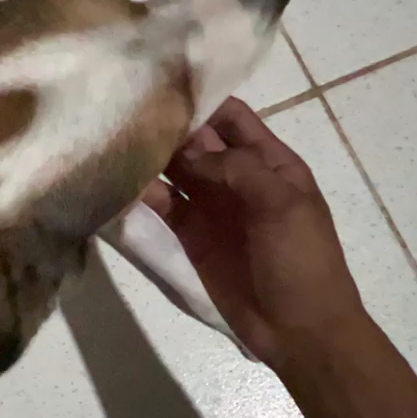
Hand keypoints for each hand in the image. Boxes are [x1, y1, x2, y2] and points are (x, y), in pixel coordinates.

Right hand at [141, 97, 363, 366]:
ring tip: (114, 140)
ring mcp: (211, 206)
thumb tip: (184, 151)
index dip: (202, 101)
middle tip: (125, 110)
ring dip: (150, 157)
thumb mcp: (282, 204)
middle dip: (167, 126)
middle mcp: (237, 177)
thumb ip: (236, 168)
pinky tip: (118, 181)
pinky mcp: (189, 233)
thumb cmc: (302, 260)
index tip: (162, 87)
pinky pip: (163, 204)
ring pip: (175, 170)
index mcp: (270, 162)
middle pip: (197, 140)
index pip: (231, 117)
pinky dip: (142, 193)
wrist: (300, 330)